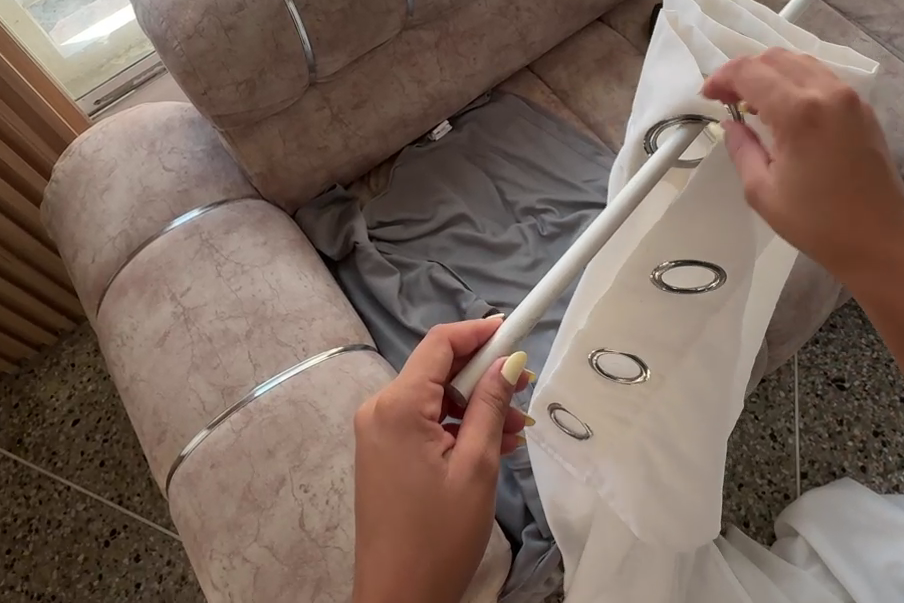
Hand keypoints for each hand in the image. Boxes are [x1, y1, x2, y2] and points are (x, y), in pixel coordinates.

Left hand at [352, 317, 531, 602]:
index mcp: (397, 405)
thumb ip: (492, 405)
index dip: (477, 330)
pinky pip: (425, 422)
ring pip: (435, 398)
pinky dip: (457, 427)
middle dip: (483, 376)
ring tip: (517, 428)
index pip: (439, 344)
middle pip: (438, 371)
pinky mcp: (383, 452)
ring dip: (476, 407)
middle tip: (524, 387)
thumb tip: (508, 360)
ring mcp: (378, 432)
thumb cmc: (439, 535)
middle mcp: (380, 408)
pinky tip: (493, 444)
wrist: (397, 601)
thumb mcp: (477, 466)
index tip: (513, 328)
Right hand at [702, 48, 903, 288]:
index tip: (707, 97)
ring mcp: (850, 98)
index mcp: (799, 112)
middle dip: (743, 72)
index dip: (721, 78)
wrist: (881, 243)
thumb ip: (741, 147)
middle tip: (726, 98)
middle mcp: (827, 93)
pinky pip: (821, 77)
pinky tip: (784, 108)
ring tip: (753, 102)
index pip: (749, 71)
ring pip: (799, 62)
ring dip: (769, 73)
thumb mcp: (761, 190)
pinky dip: (794, 81)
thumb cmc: (817, 224)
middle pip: (774, 58)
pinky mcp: (863, 109)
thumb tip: (731, 122)